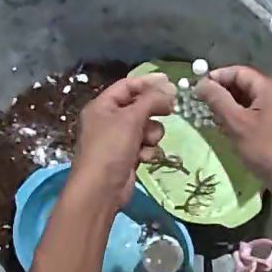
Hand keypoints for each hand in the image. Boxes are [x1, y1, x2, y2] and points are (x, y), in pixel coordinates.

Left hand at [68, 73, 173, 210]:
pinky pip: (144, 146)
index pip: (127, 86)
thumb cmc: (111, 148)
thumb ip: (151, 100)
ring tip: (148, 141)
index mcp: (102, 106)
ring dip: (151, 133)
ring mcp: (117, 140)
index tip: (170, 82)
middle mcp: (108, 120)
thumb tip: (169, 88)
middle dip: (153, 110)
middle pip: (138, 106)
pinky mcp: (126, 157)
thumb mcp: (131, 118)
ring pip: (145, 127)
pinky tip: (144, 158)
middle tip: (170, 110)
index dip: (148, 82)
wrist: (100, 189)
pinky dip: (147, 150)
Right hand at [195, 66, 271, 191]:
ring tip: (210, 117)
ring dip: (229, 106)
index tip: (197, 89)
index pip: (238, 72)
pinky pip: (256, 111)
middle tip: (201, 104)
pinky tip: (226, 127)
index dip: (216, 77)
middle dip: (221, 93)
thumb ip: (218, 100)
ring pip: (249, 99)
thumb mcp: (237, 123)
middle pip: (244, 84)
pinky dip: (240, 115)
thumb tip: (201, 83)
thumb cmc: (264, 148)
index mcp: (270, 87)